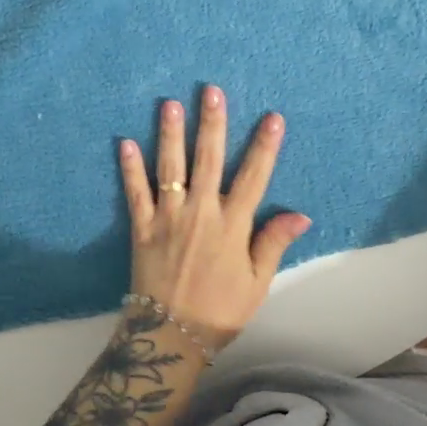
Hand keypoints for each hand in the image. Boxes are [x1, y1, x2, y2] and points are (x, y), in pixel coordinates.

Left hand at [118, 86, 310, 348]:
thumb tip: (301, 214)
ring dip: (170, 134)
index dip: (264, 146)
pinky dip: (130, 168)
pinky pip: (135, 193)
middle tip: (211, 90)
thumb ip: (273, 243)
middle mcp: (201, 213)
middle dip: (212, 123)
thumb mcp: (257, 282)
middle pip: (209, 160)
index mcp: (233, 225)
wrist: (171, 335)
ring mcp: (169, 217)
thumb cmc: (221, 310)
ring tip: (169, 104)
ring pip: (170, 167)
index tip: (273, 118)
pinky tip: (125, 143)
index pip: (253, 177)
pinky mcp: (142, 228)